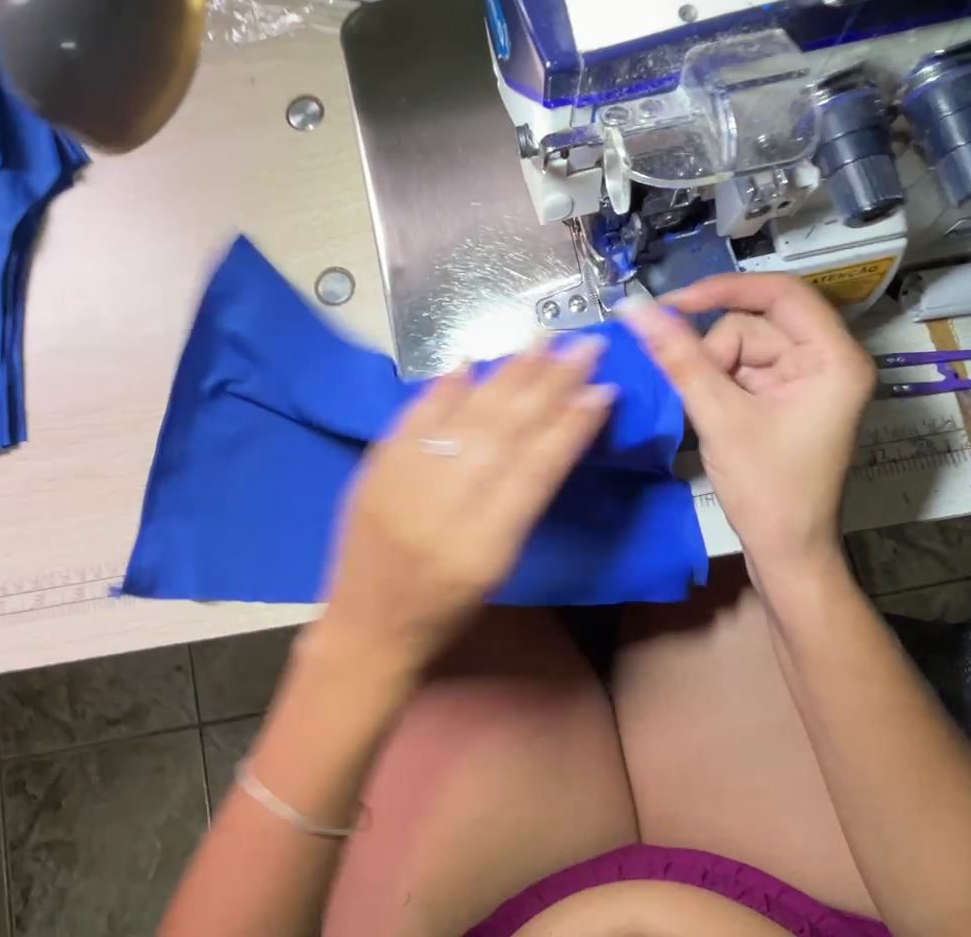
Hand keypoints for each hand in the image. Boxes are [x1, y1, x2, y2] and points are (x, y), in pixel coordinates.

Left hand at [317, 336, 615, 667]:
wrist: (366, 627)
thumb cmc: (445, 610)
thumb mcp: (498, 570)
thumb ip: (523, 504)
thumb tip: (551, 437)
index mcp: (484, 545)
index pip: (536, 470)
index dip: (572, 427)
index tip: (604, 389)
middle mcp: (443, 507)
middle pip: (504, 431)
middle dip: (548, 383)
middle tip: (583, 344)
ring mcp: (403, 482)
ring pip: (464, 417)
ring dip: (505, 375)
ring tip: (541, 342)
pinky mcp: (374, 470)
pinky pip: (413, 419)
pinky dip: (443, 389)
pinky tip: (469, 364)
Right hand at [617, 275, 873, 568]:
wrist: (785, 551)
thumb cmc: (769, 490)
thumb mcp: (720, 418)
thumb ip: (678, 359)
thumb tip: (637, 311)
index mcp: (833, 359)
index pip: (780, 293)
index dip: (723, 290)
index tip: (672, 303)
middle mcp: (824, 360)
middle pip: (751, 324)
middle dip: (714, 354)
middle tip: (700, 395)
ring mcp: (802, 378)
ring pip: (737, 346)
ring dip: (711, 373)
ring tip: (712, 415)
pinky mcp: (781, 396)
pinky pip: (737, 368)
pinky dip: (714, 384)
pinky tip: (714, 414)